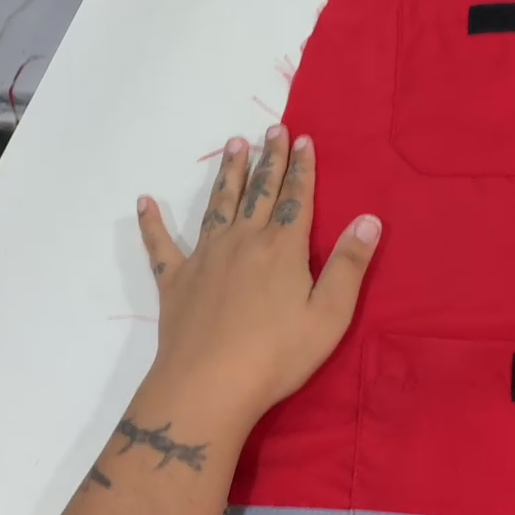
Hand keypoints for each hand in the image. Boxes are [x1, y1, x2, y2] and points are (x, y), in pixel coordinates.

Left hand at [136, 125, 380, 414]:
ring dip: (228, 174)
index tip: (303, 139)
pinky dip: (153, 223)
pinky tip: (144, 202)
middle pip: (260, 192)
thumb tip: (369, 218)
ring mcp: (206, 258)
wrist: (210, 385)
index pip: (298, 198)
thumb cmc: (278, 354)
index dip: (302, 168)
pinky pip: (161, 246)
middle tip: (272, 129)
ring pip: (219, 205)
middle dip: (269, 159)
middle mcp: (244, 241)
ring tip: (233, 145)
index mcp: (283, 248)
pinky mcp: (176, 280)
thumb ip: (349, 264)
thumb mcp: (330, 314)